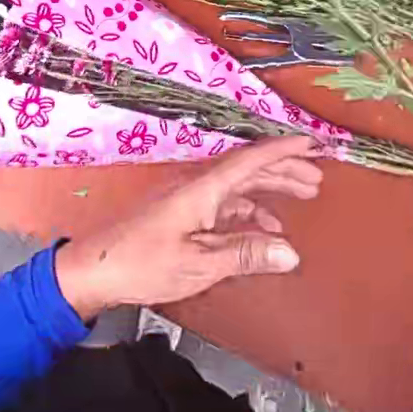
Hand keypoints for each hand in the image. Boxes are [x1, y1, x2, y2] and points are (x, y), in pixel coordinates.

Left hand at [53, 136, 322, 319]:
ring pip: (242, 181)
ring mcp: (193, 194)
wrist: (94, 268)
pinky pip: (229, 199)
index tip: (314, 142)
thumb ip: (246, 254)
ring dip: (272, 185)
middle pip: (251, 166)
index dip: (285, 149)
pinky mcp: (186, 208)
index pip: (253, 159)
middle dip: (286, 168)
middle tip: (318, 176)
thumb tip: (291, 252)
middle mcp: (202, 182)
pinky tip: (266, 225)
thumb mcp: (199, 264)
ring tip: (302, 194)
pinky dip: (252, 208)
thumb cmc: (144, 262)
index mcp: (206, 187)